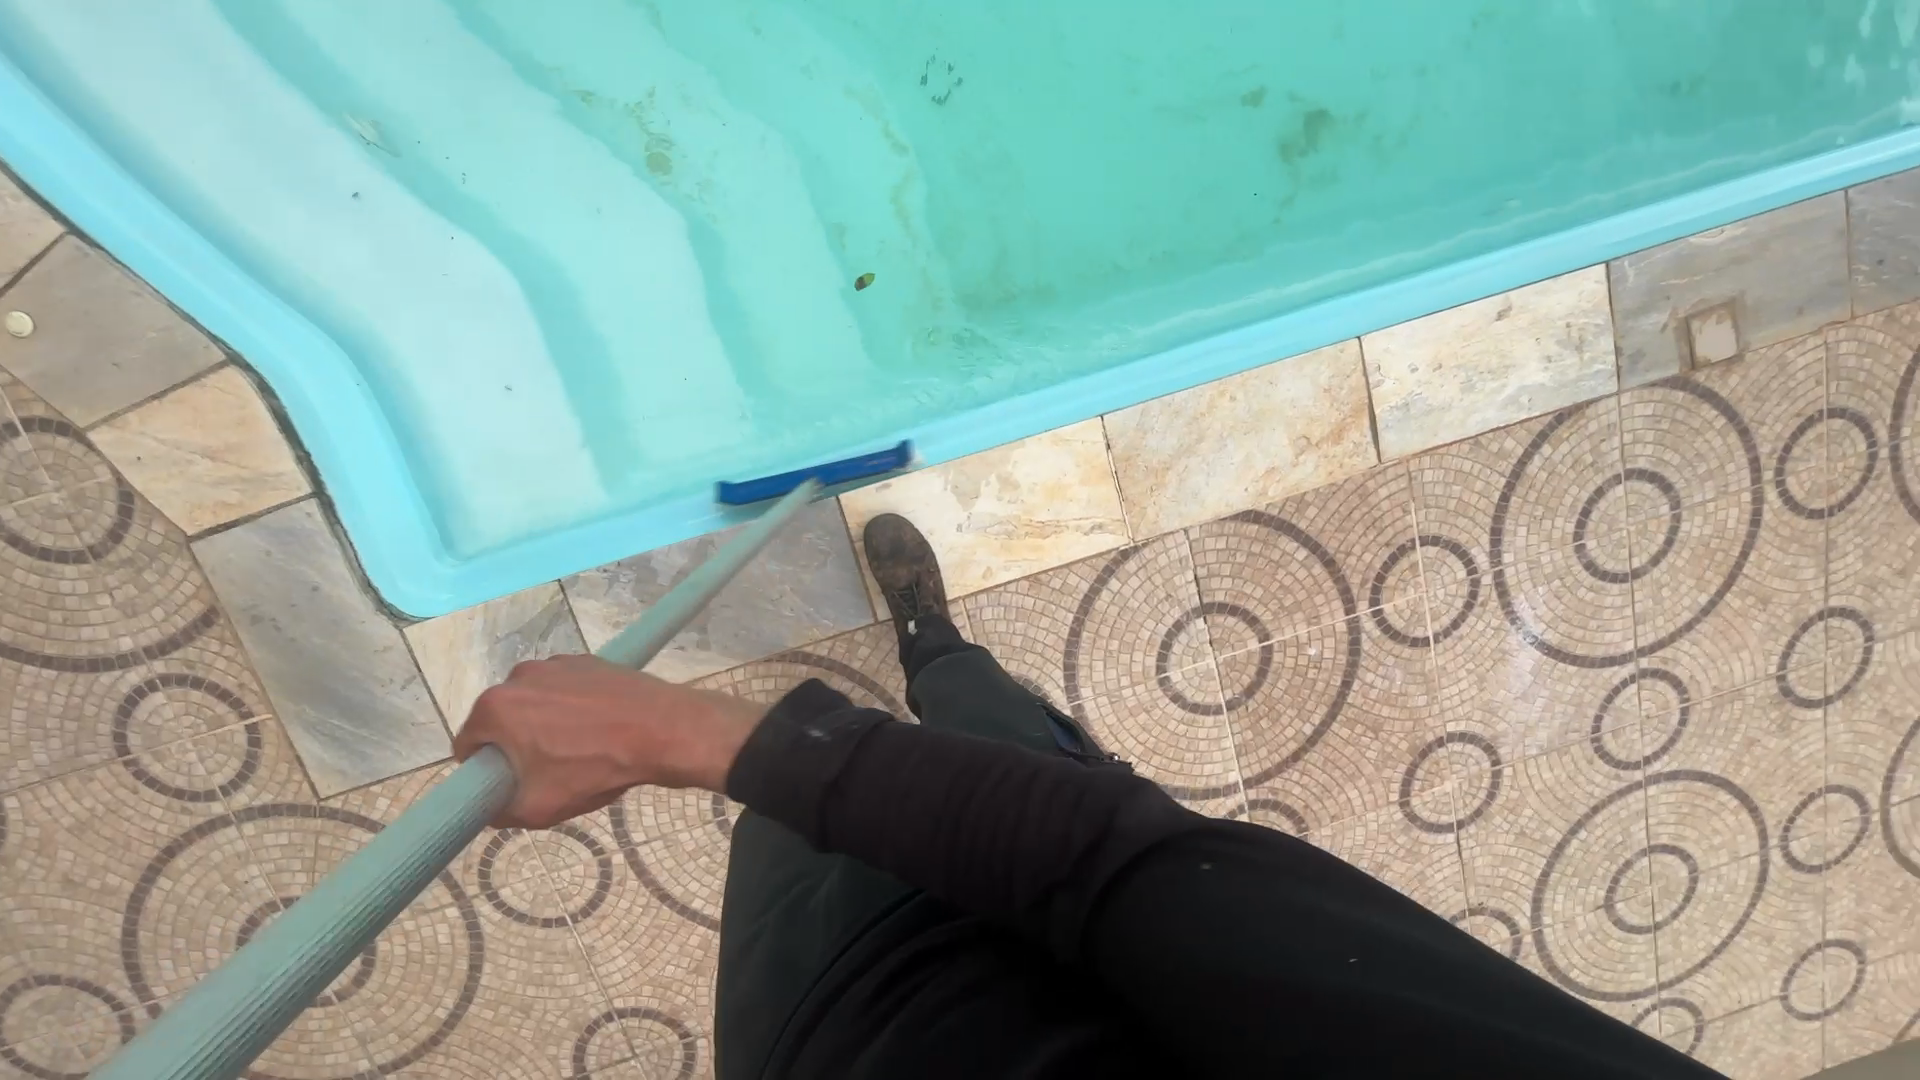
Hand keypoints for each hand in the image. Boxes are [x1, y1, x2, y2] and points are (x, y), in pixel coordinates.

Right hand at [452, 654, 766, 828]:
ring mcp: (559, 663)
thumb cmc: (597, 768)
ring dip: (547, 724)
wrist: (665, 729)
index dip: (485, 770)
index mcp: (496, 706)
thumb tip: (489, 807)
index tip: (510, 784)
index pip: (470, 745)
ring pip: (537, 704)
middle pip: (504, 720)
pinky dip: (576, 707)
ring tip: (581, 749)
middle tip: (550, 770)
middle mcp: (521, 675)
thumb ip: (498, 811)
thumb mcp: (537, 808)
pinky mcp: (591, 660)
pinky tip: (600, 727)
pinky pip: (568, 690)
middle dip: (518, 745)